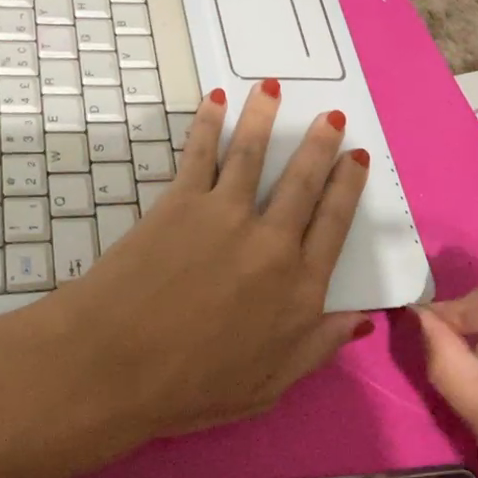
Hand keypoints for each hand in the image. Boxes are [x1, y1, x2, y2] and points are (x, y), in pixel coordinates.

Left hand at [46, 79, 373, 436]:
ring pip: (254, 155)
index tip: (357, 159)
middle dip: (319, 145)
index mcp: (298, 290)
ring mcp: (224, 216)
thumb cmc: (190, 388)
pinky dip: (208, 122)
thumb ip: (316, 347)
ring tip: (272, 89)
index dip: (348, 189)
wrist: (116, 364)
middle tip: (331, 116)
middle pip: (303, 183)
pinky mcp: (180, 202)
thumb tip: (361, 317)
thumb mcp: (268, 386)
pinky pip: (200, 152)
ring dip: (265, 119)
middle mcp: (270, 244)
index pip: (334, 226)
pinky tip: (216, 99)